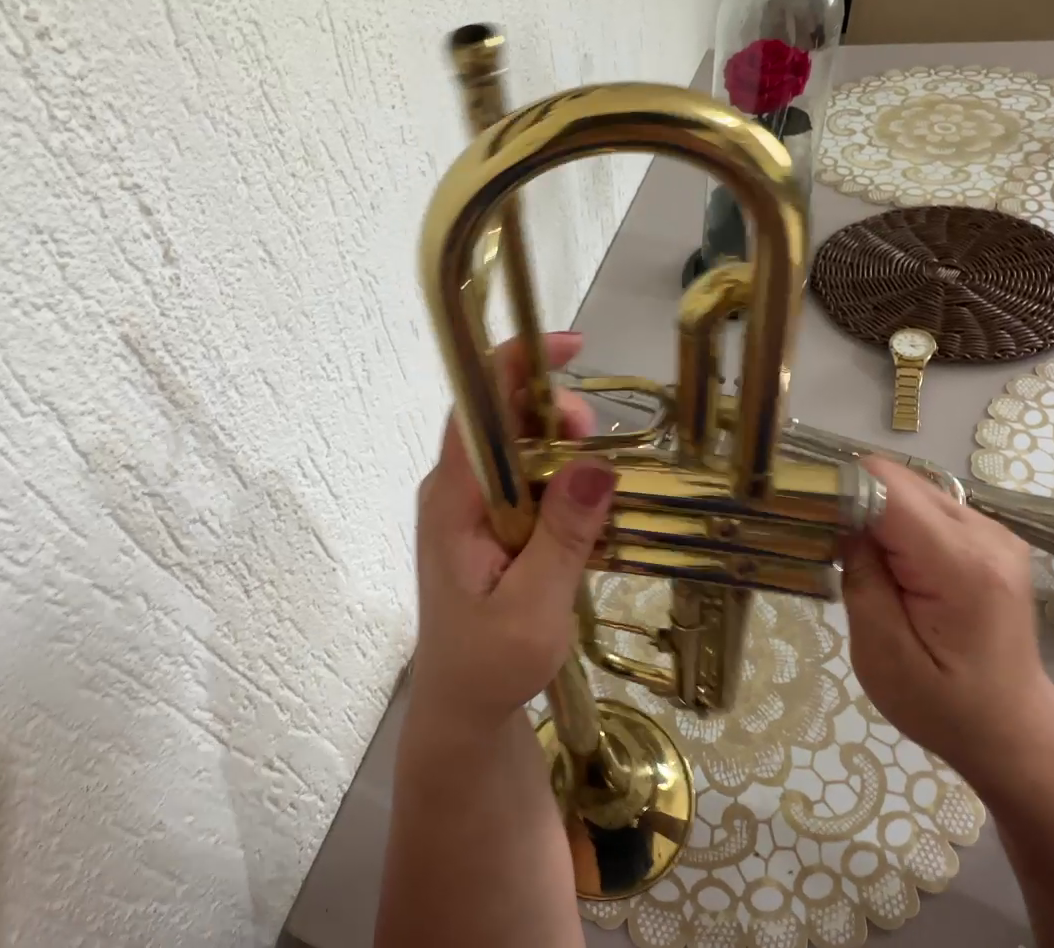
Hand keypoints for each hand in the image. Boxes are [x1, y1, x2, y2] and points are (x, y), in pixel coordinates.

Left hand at [411, 333, 615, 731]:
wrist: (462, 706)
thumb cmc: (489, 664)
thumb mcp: (533, 609)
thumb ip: (563, 538)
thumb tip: (596, 465)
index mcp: (453, 501)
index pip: (476, 408)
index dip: (518, 364)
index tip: (574, 347)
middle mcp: (454, 491)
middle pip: (501, 419)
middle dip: (555, 413)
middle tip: (600, 446)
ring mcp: (469, 507)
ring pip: (517, 449)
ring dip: (562, 449)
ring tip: (599, 485)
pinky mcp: (487, 525)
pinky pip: (524, 481)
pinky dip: (559, 479)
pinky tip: (586, 507)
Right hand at [841, 458, 1053, 779]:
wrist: (1013, 731)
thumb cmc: (943, 706)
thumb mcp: (882, 654)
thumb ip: (861, 579)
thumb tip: (840, 521)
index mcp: (961, 564)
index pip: (886, 489)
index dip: (836, 492)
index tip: (800, 518)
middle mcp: (985, 534)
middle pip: (896, 480)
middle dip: (850, 501)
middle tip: (820, 543)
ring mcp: (993, 532)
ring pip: (908, 487)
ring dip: (871, 512)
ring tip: (851, 556)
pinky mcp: (988, 538)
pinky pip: (925, 506)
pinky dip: (892, 522)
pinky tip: (884, 562)